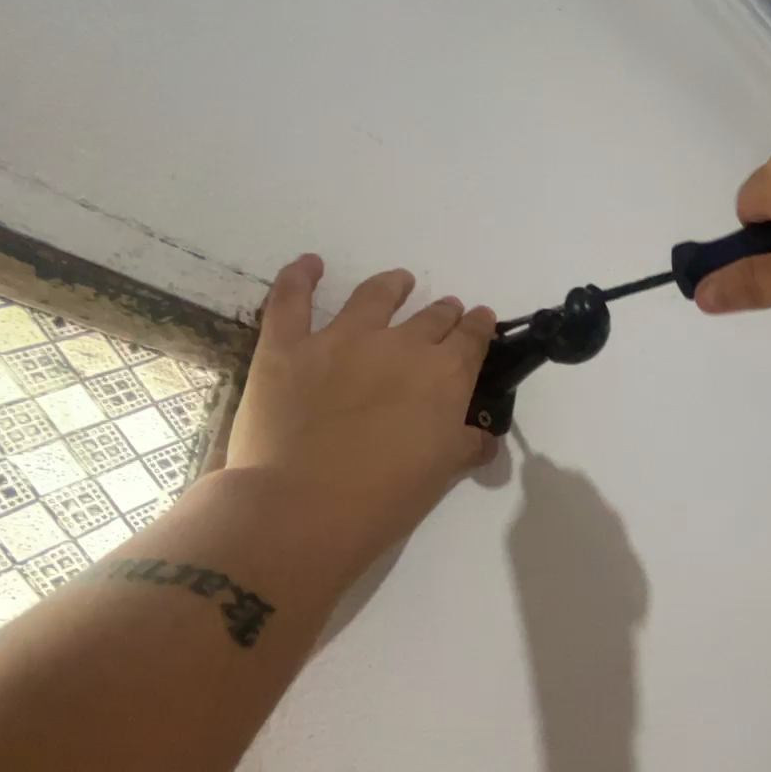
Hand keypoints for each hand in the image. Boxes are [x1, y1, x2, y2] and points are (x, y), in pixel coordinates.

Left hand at [223, 257, 496, 557]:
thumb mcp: (441, 472)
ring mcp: (341, 340)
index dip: (479, 327)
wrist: (304, 507)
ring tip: (399, 282)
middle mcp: (400, 345)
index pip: (472, 338)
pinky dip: (300, 276)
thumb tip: (483, 438)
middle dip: (444, 312)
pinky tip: (308, 264)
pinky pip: (292, 300)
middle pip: (431, 317)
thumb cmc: (386, 497)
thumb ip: (466, 446)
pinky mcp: (288, 346)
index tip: (481, 320)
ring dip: (392, 285)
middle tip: (445, 312)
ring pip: (375, 296)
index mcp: (445, 375)